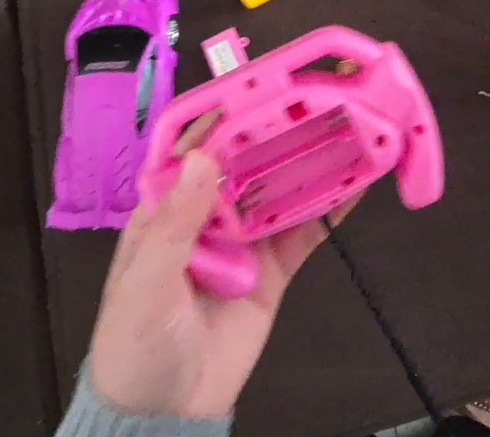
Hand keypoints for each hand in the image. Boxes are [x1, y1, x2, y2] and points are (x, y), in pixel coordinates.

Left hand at [88, 115, 356, 418]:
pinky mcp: (274, 269)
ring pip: (282, 190)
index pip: (198, 149)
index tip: (260, 86)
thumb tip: (205, 157)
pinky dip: (330, 208)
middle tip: (318, 100)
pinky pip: (304, 232)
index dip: (227, 116)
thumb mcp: (145, 284)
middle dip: (280, 132)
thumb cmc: (135, 346)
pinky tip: (354, 183)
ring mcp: (245, 240)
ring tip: (347, 131)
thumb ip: (177, 223)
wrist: (166, 418)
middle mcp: (210, 213)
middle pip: (249, 162)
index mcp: (169, 207)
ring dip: (312, 162)